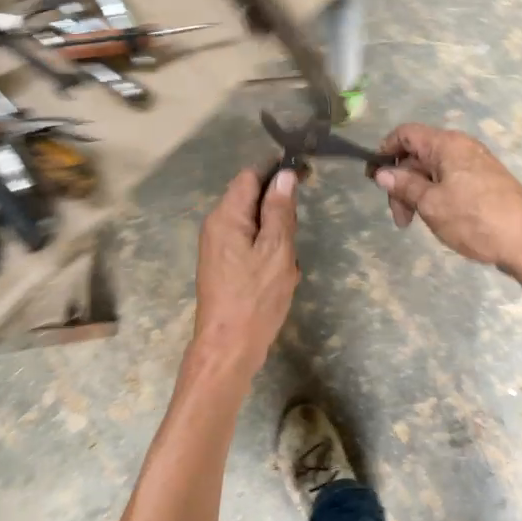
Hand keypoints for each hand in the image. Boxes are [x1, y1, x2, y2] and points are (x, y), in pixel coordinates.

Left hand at [190, 168, 298, 379]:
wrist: (227, 349)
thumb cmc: (255, 298)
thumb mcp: (277, 250)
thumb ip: (280, 210)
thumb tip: (284, 175)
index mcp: (226, 216)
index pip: (250, 175)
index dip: (276, 171)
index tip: (304, 177)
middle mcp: (216, 226)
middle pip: (251, 198)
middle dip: (278, 209)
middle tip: (296, 233)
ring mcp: (218, 248)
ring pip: (254, 224)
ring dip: (276, 235)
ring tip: (288, 261)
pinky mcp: (223, 266)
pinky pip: (250, 245)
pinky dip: (268, 252)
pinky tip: (280, 275)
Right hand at [373, 124, 521, 272]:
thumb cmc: (475, 219)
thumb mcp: (432, 204)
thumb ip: (405, 185)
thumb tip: (383, 172)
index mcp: (447, 144)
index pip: (405, 133)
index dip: (385, 151)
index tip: (375, 180)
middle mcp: (462, 147)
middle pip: (418, 155)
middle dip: (402, 183)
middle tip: (400, 218)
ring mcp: (476, 165)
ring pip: (434, 172)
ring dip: (418, 194)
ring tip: (417, 224)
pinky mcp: (486, 184)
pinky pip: (451, 182)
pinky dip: (437, 198)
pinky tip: (439, 221)